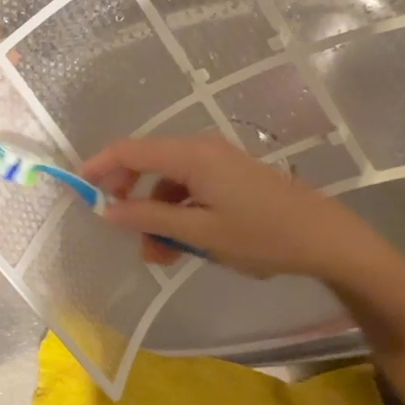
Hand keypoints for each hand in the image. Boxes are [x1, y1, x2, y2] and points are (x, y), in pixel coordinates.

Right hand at [81, 136, 385, 282]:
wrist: (327, 240)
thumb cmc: (262, 236)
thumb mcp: (200, 233)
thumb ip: (149, 218)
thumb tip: (107, 210)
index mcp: (192, 156)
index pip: (130, 150)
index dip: (99, 166)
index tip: (77, 188)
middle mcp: (201, 150)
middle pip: (147, 163)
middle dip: (128, 197)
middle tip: (118, 227)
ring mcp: (218, 163)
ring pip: (167, 182)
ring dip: (154, 214)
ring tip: (159, 255)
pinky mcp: (230, 177)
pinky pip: (189, 189)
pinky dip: (177, 214)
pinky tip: (183, 246)